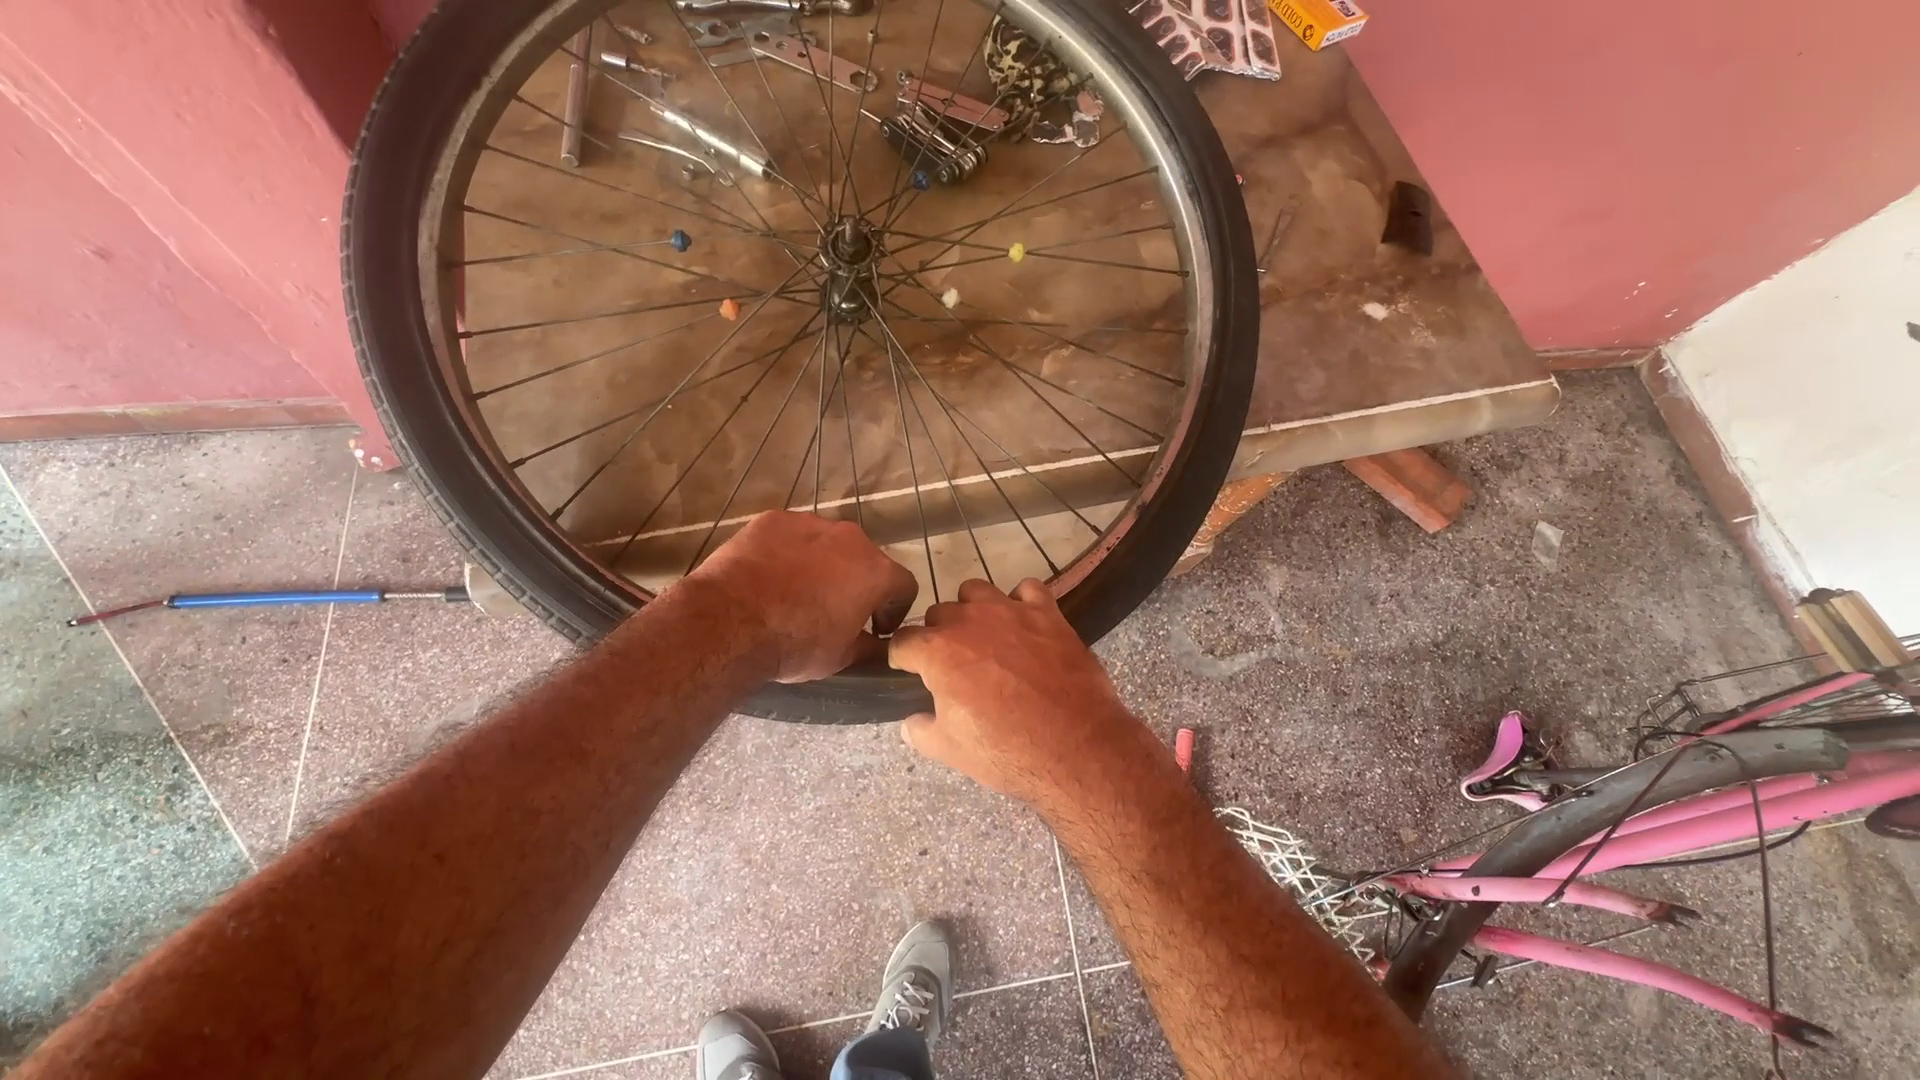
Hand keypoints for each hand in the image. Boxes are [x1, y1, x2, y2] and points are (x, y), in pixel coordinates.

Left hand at [684, 511, 917, 681]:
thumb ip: (869, 646)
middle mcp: (850, 539)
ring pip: (826, 544)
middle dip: (856, 583)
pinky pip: (790, 536)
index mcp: (876, 572)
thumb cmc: (794, 644)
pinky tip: (768, 577)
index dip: (894, 610)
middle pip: (864, 560)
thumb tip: (879, 645)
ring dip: (822, 564)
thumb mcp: (841, 657)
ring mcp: (810, 523)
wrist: (730, 621)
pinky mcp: (772, 519)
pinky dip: (787, 553)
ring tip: (796, 592)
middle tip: (835, 610)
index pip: (904, 586)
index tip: (877, 628)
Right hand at [888, 579, 1150, 805]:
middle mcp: (969, 620)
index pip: (902, 641)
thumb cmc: (1006, 751)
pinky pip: (1027, 589)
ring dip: (973, 610)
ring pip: (976, 591)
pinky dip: (1021, 602)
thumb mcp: (949, 750)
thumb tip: (911, 720)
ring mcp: (1010, 611)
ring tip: (985, 637)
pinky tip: (1024, 624)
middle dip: (938, 635)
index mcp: (937, 651)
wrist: (1075, 747)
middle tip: (953, 665)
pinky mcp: (1047, 613)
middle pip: (938, 613)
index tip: (909, 670)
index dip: (902, 658)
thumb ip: (920, 730)